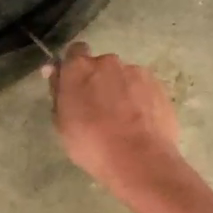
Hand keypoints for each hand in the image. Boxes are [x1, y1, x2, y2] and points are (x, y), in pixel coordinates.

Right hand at [45, 43, 184, 191]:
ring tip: (125, 121)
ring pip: (124, 78)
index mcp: (79, 67)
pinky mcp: (158, 86)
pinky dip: (141, 100)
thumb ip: (58, 91)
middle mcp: (108, 62)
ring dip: (122, 91)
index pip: (74, 52)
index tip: (75, 86)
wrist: (139, 160)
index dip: (75, 68)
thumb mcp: (62, 122)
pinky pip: (143, 89)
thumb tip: (53, 70)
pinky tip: (140, 123)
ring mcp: (136, 72)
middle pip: (101, 66)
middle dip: (100, 81)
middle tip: (99, 110)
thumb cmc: (91, 143)